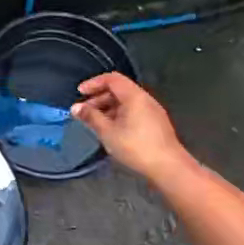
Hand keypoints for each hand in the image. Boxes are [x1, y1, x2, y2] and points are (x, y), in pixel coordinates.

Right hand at [70, 73, 190, 182]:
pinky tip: (112, 130)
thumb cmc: (136, 147)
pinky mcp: (155, 123)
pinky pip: (134, 111)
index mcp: (134, 96)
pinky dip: (119, 115)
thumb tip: (76, 108)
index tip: (80, 93)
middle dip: (99, 97)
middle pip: (119, 89)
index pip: (112, 79)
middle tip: (84, 111)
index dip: (94, 83)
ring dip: (108, 107)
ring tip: (95, 122)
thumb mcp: (108, 132)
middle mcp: (144, 99)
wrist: (168, 166)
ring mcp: (152, 110)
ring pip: (126, 102)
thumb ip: (91, 117)